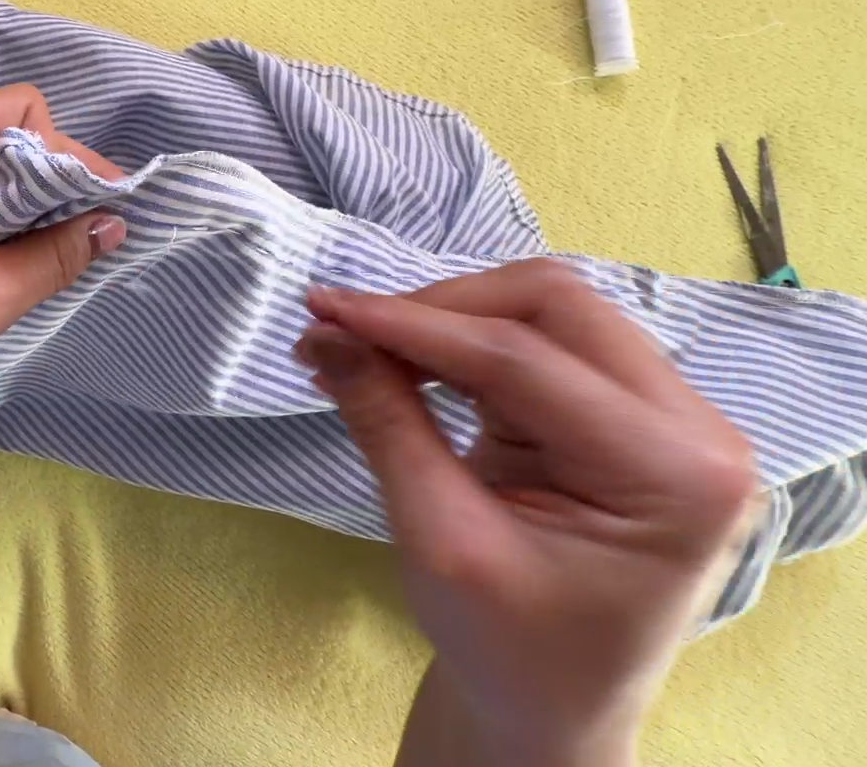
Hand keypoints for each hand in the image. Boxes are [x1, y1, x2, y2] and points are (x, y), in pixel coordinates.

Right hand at [294, 259, 757, 766]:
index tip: (319, 309)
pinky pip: (523, 343)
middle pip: (549, 304)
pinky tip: (390, 364)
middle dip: (433, 308)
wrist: (545, 699)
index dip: (407, 323)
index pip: (519, 356)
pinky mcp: (607, 414)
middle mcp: (684, 426)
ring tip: (354, 349)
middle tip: (343, 334)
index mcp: (670, 470)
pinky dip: (446, 344)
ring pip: (535, 311)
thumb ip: (383, 421)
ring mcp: (653, 416)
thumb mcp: (435, 535)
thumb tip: (323, 333)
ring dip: (436, 319)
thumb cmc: (505, 641)